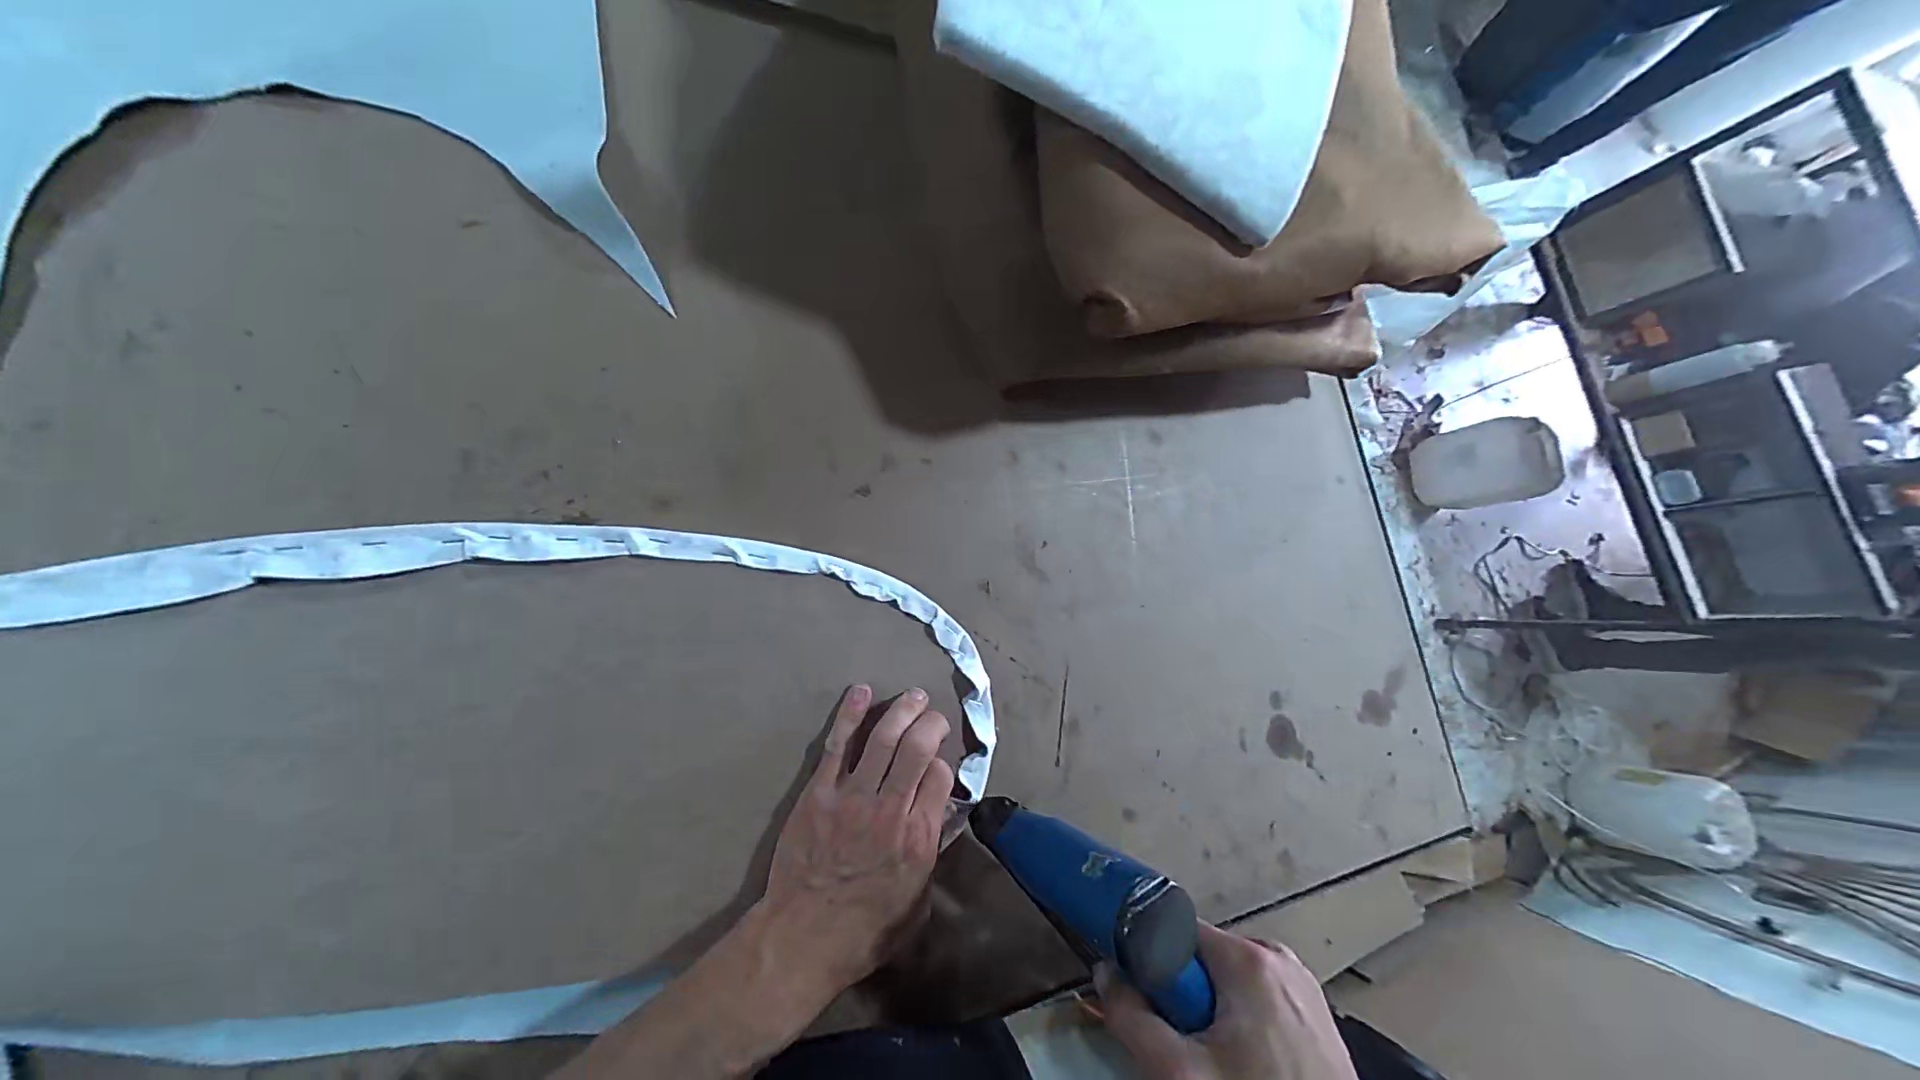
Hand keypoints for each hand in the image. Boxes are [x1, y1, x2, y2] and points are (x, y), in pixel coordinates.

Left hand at [757, 684, 954, 994]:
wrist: (801, 939)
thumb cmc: (864, 932)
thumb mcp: (916, 906)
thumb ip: (931, 859)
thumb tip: (939, 821)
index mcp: (918, 838)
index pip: (940, 777)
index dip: (943, 763)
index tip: (937, 764)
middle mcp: (890, 810)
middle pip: (918, 748)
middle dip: (931, 723)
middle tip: (933, 714)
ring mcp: (852, 797)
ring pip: (883, 739)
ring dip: (902, 710)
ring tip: (913, 696)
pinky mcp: (818, 793)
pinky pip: (838, 746)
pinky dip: (850, 715)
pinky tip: (861, 692)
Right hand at [1096, 924, 1358, 1079]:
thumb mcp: (1180, 1073)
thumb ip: (1131, 1018)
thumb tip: (1105, 973)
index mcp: (1249, 958)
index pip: (1174, 932)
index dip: (1154, 968)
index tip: (1150, 1002)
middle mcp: (1279, 958)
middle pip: (1201, 959)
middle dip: (1185, 997)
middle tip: (1190, 1046)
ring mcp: (1302, 985)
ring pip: (1228, 981)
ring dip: (1212, 1012)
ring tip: (1220, 1062)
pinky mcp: (1316, 1013)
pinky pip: (1258, 999)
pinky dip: (1242, 1023)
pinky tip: (1246, 1065)